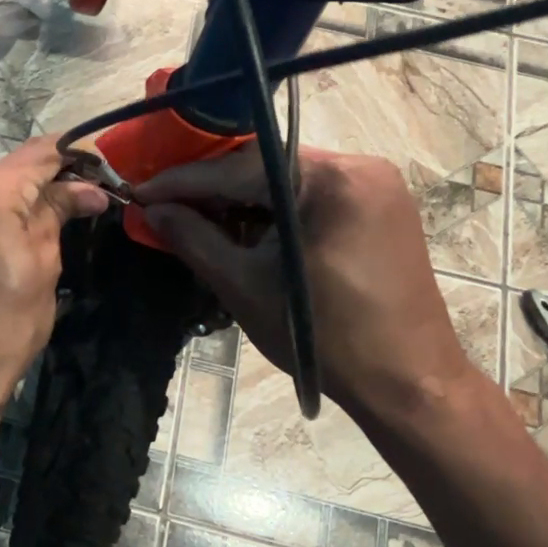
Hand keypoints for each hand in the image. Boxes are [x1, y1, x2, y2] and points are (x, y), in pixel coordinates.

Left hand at [0, 136, 108, 413]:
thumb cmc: (5, 324)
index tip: (103, 163)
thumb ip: (58, 213)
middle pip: (11, 169)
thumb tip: (88, 190)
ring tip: (56, 216)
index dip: (75, 154)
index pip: (39, 153)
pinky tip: (16, 231)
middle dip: (48, 180)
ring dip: (20, 197)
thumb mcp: (43, 264)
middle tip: (87, 197)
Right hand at [135, 146, 480, 427]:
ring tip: (198, 220)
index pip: (238, 166)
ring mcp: (376, 186)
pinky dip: (273, 208)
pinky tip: (245, 230)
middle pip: (264, 165)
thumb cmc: (323, 336)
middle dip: (211, 187)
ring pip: (286, 178)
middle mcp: (360, 167)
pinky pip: (312, 193)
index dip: (182, 181)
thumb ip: (192, 238)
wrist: (407, 381)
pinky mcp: (381, 208)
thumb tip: (151, 210)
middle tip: (165, 206)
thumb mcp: (242, 285)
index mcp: (332, 180)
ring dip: (241, 198)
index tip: (140, 192)